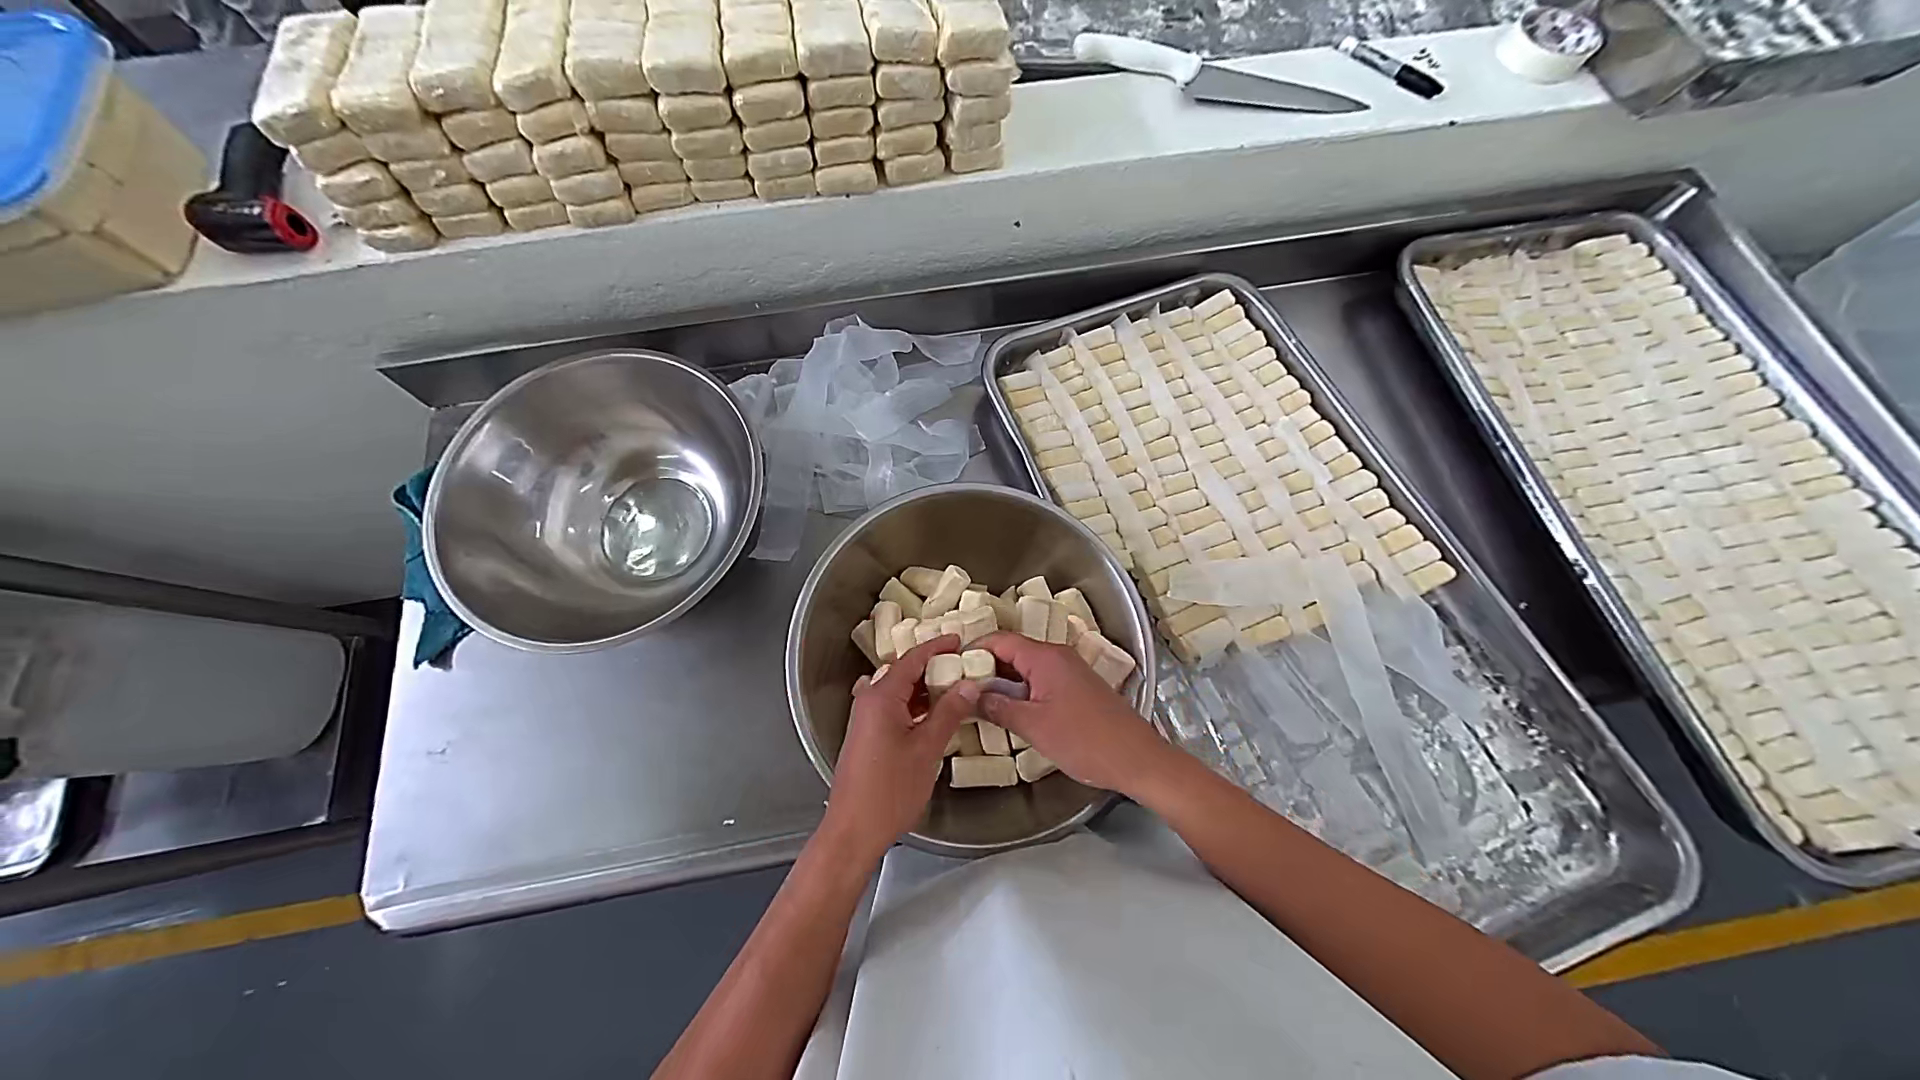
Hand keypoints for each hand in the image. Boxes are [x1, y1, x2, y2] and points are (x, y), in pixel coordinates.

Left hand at [824, 635, 977, 856]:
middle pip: (904, 673)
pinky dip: (915, 706)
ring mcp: (865, 720)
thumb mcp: (927, 748)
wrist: (853, 831)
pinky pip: (893, 708)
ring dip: (925, 689)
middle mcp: (869, 702)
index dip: (937, 647)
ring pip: (899, 692)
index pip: (912, 659)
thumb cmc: (889, 792)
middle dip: (933, 667)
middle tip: (962, 665)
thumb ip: (949, 713)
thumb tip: (968, 685)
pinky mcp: (867, 736)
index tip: (958, 639)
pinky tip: (935, 715)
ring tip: (955, 688)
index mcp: (881, 697)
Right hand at [974, 631, 1174, 795]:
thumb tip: (970, 697)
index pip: (1000, 640)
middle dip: (985, 667)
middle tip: (958, 686)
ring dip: (1003, 682)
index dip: (973, 649)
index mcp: (1046, 657)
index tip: (951, 665)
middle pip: (1012, 652)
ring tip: (976, 700)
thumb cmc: (1084, 740)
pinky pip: (1040, 680)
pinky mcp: (1077, 689)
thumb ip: (998, 708)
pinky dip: (1021, 690)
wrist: (1137, 759)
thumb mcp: (1033, 726)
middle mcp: (1058, 656)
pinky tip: (1008, 710)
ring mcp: (1070, 672)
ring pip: (1026, 668)